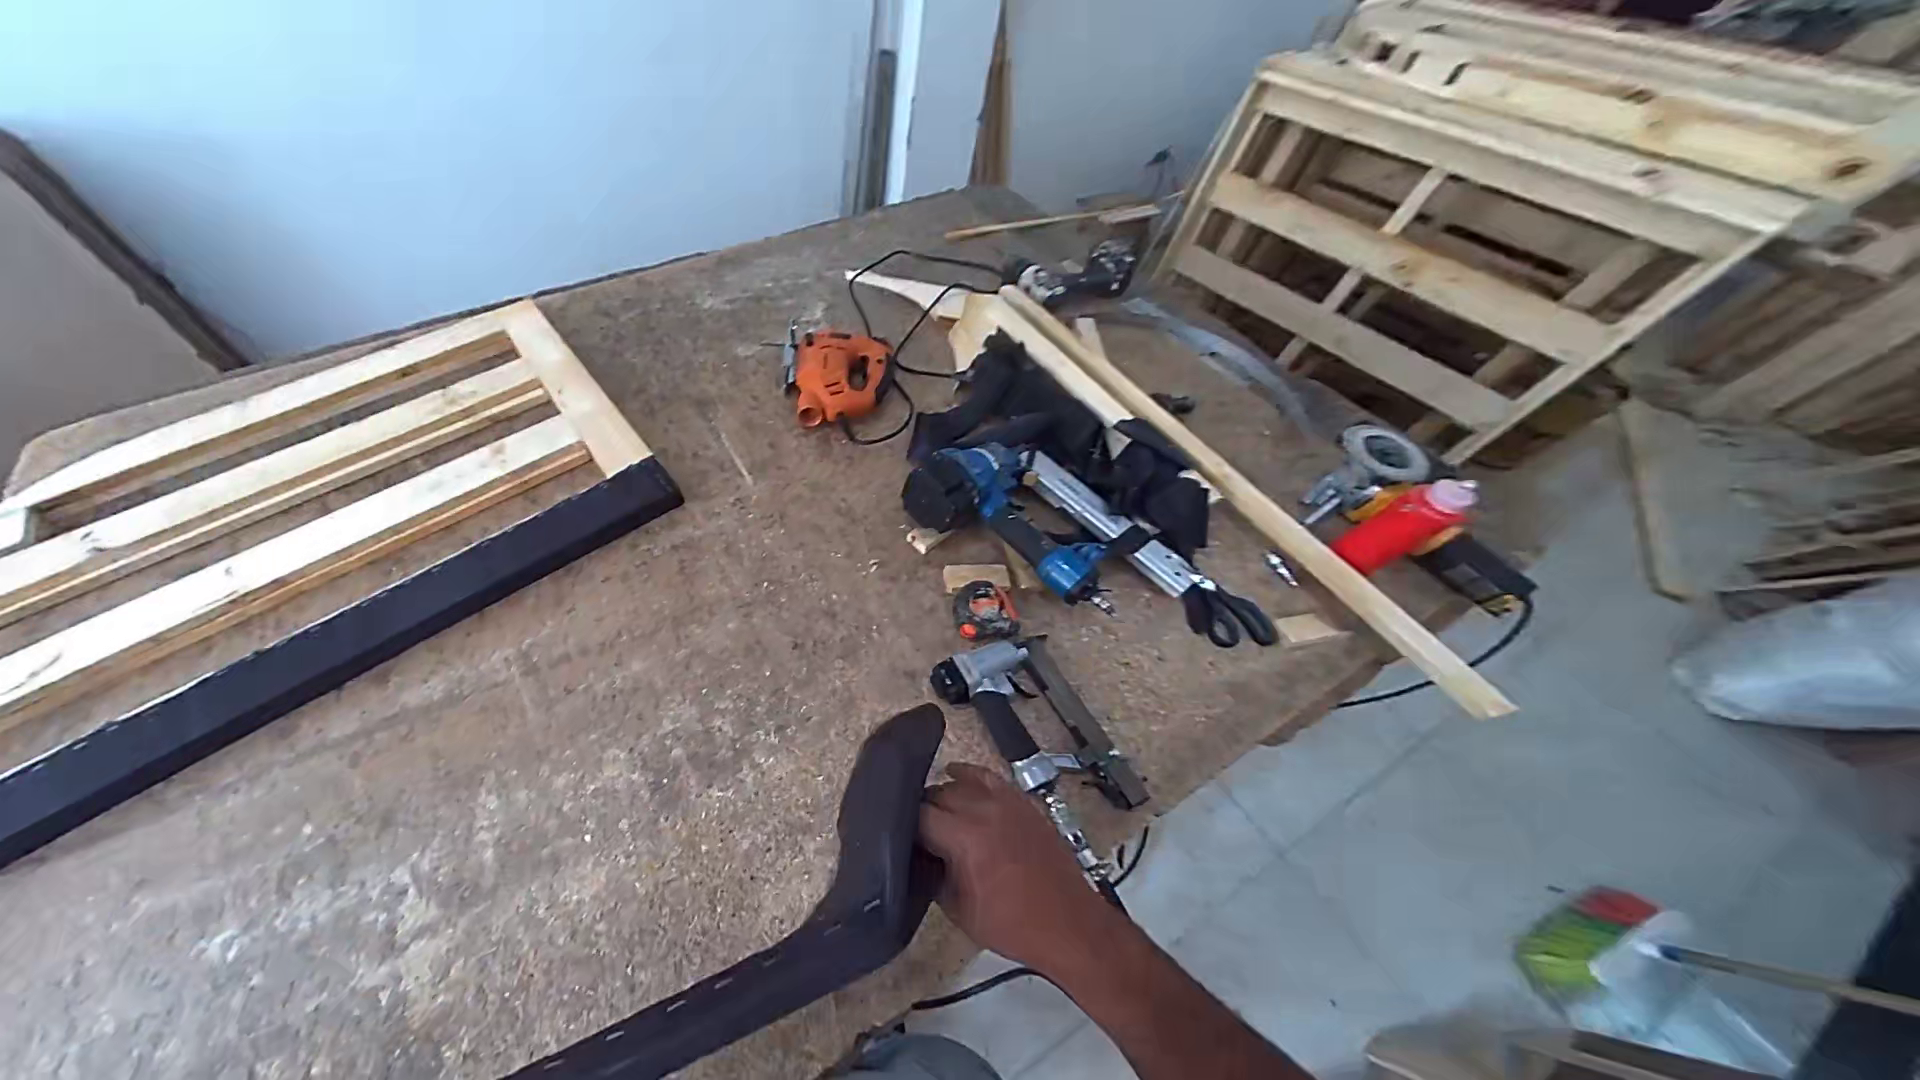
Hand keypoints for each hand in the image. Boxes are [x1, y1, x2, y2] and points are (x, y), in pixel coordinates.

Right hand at [917, 762, 1119, 971]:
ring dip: (943, 794)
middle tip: (915, 833)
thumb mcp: (960, 910)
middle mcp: (984, 810)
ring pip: (960, 782)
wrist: (1068, 922)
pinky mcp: (1021, 801)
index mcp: (966, 839)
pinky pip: (989, 777)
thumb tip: (919, 857)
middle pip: (938, 794)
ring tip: (934, 813)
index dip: (904, 827)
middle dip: (922, 811)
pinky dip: (969, 774)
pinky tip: (956, 774)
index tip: (897, 838)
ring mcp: (1005, 801)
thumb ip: (934, 875)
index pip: (920, 816)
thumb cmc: (1013, 925)